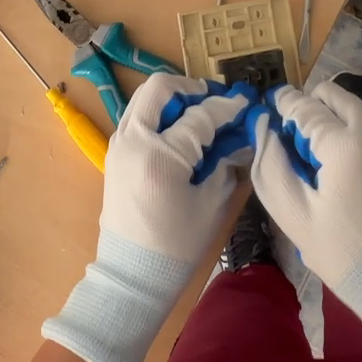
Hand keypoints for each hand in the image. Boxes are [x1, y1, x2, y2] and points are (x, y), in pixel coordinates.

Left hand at [42, 75, 256, 361]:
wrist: (131, 272)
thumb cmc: (176, 245)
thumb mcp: (211, 202)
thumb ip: (225, 160)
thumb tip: (241, 134)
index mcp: (160, 156)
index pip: (200, 116)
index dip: (227, 107)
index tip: (246, 102)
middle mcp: (133, 140)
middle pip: (161, 88)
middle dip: (192, 89)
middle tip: (215, 101)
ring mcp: (119, 142)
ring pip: (145, 97)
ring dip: (174, 97)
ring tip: (199, 112)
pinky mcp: (115, 149)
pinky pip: (138, 114)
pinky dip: (159, 111)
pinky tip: (181, 128)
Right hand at [252, 83, 361, 361]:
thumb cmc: (341, 251)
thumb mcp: (293, 214)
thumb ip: (271, 164)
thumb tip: (263, 128)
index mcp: (344, 144)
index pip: (305, 107)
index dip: (282, 103)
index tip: (266, 107)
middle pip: (332, 95)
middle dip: (307, 105)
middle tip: (289, 135)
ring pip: (351, 106)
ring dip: (327, 114)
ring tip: (309, 149)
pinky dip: (345, 126)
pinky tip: (331, 160)